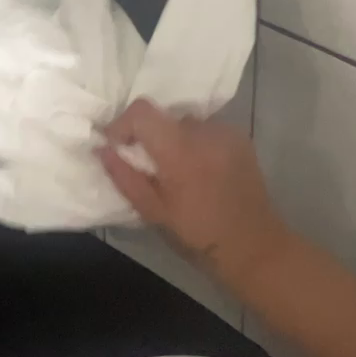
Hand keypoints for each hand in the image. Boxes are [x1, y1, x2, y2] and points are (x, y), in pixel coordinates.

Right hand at [97, 99, 296, 280]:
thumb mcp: (152, 211)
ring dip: (173, 139)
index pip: (142, 111)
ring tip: (177, 170)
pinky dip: (195, 142)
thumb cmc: (198, 233)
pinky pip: (205, 129)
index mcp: (180, 151)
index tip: (119, 145)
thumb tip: (102, 149)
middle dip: (150, 136)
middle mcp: (204, 132)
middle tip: (149, 165)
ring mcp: (226, 132)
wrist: (253, 245)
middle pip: (163, 116)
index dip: (123, 123)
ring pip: (184, 122)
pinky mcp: (240, 137)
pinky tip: (200, 169)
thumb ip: (124, 176)